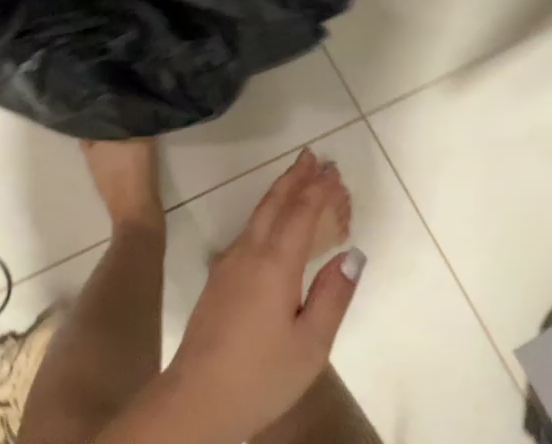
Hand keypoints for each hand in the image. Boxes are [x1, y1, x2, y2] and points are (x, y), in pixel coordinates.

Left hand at [161, 149, 363, 443]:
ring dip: (280, 194)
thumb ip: (333, 294)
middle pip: (273, 204)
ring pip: (258, 216)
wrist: (199, 394)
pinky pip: (249, 233)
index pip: (299, 214)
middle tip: (313, 156)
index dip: (317, 189)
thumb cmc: (262, 373)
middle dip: (295, 178)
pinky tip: (274, 224)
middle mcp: (248, 253)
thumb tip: (352, 253)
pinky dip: (268, 216)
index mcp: (274, 264)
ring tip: (298, 178)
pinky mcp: (219, 279)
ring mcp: (229, 264)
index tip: (332, 168)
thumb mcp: (311, 342)